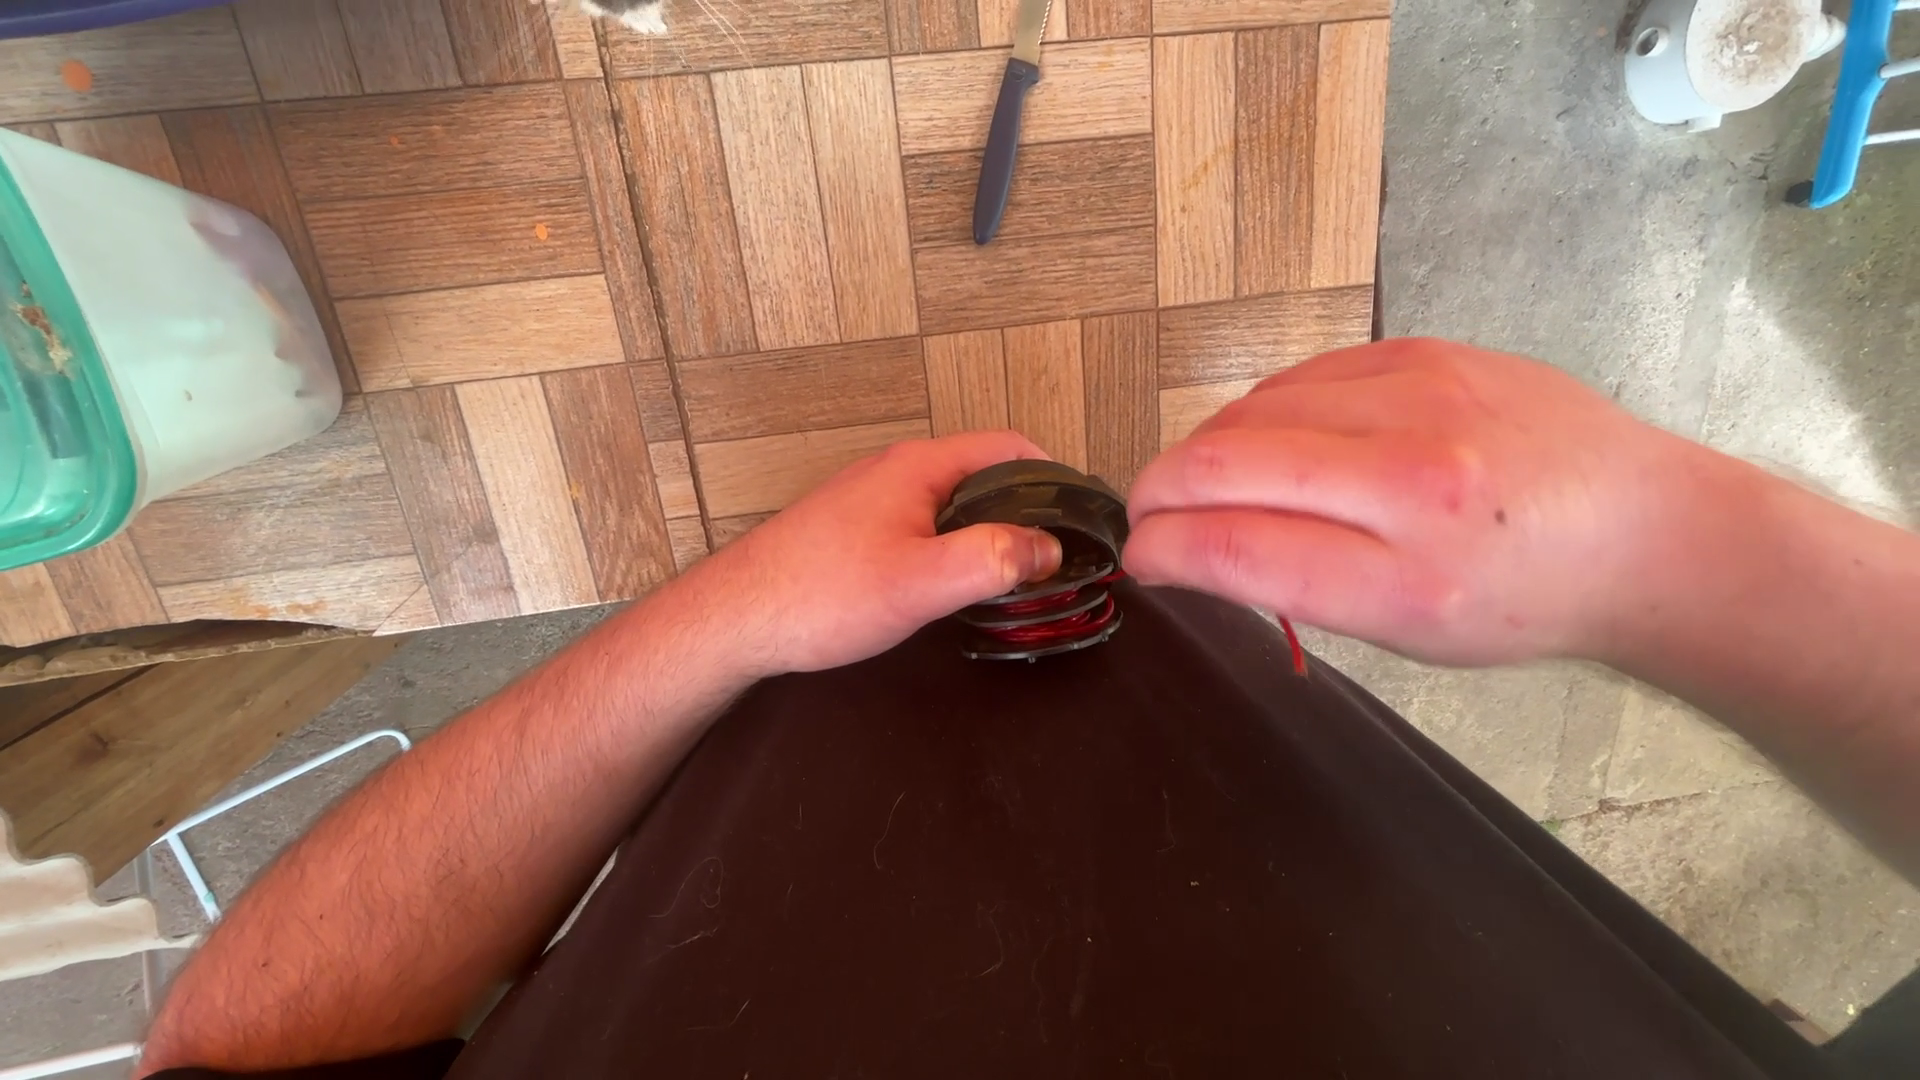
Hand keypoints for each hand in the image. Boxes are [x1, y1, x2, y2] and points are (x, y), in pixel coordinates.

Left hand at [686, 431, 1062, 676]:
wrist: (735, 617)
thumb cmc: (824, 594)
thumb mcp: (921, 581)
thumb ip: (992, 559)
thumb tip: (1049, 547)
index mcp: (920, 466)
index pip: (1008, 448)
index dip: (1054, 476)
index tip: (1081, 517)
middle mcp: (898, 470)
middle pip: (982, 474)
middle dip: (1025, 508)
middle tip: (1055, 555)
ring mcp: (874, 497)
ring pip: (952, 502)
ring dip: (987, 529)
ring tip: (1014, 573)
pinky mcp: (856, 527)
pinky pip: (923, 523)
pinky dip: (953, 543)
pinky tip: (953, 582)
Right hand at [1124, 338, 1715, 665]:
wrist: (1646, 529)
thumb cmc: (1514, 605)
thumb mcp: (1394, 631)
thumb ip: (1279, 583)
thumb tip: (1180, 543)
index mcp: (1404, 578)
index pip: (1228, 548)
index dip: (1156, 549)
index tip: (1138, 557)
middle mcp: (1410, 474)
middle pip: (1218, 465)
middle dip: (1153, 493)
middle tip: (1148, 517)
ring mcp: (1418, 394)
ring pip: (1241, 414)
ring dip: (1201, 454)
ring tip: (1215, 484)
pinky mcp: (1419, 348)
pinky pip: (1289, 382)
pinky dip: (1253, 419)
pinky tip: (1273, 445)